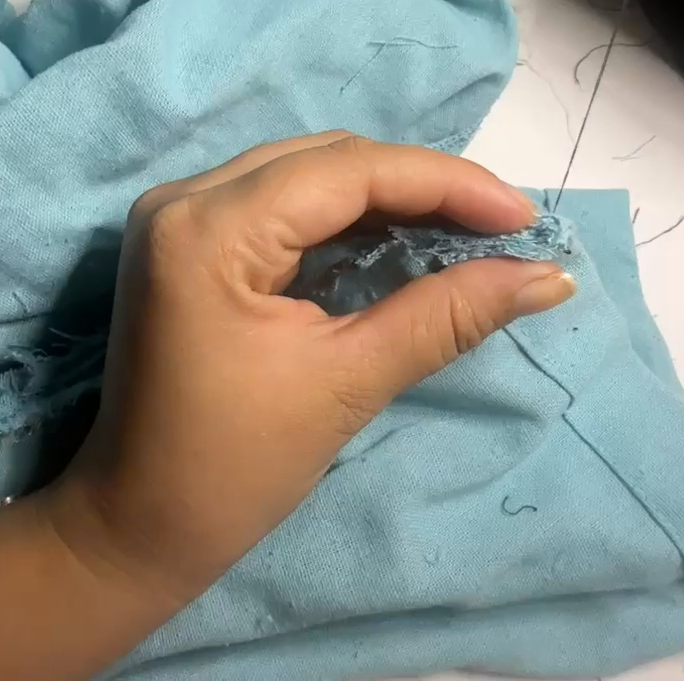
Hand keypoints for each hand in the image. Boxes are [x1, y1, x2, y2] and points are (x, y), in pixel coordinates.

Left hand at [37, 132, 575, 600]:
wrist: (133, 523)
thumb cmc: (232, 469)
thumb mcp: (347, 383)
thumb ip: (448, 315)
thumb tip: (549, 277)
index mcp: (209, 228)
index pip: (347, 169)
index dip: (446, 182)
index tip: (523, 215)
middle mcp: (186, 197)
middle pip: (328, 160)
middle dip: (422, 187)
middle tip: (500, 228)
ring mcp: (181, 211)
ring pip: (309, 173)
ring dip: (389, 197)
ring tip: (465, 232)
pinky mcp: (190, 234)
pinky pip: (285, 201)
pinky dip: (348, 218)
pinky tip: (401, 239)